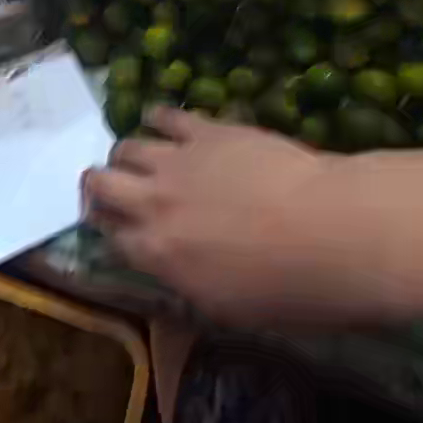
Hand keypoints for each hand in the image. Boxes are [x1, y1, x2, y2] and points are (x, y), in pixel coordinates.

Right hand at [84, 109, 361, 324]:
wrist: (325, 229)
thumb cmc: (285, 287)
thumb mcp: (225, 306)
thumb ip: (184, 278)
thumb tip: (171, 264)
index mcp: (156, 252)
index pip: (109, 235)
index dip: (107, 229)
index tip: (114, 227)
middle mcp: (153, 202)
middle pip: (101, 182)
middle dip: (97, 185)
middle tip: (110, 187)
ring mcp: (176, 160)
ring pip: (127, 146)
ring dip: (126, 153)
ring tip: (137, 155)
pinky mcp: (204, 130)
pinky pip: (167, 115)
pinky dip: (158, 117)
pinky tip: (161, 120)